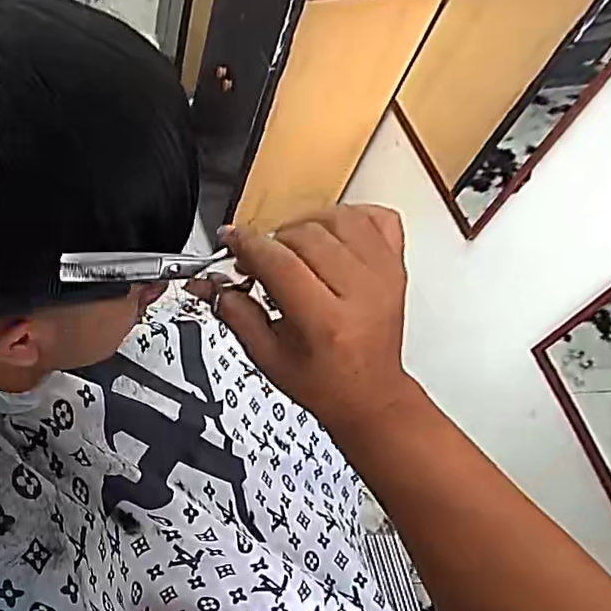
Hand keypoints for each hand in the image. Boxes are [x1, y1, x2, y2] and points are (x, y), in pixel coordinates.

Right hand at [197, 206, 419, 436]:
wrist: (367, 393)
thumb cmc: (323, 383)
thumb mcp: (267, 356)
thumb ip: (237, 314)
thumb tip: (212, 283)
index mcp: (326, 323)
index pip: (281, 263)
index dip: (249, 245)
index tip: (232, 241)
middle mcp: (361, 293)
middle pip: (307, 235)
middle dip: (271, 240)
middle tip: (255, 259)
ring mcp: (384, 276)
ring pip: (339, 217)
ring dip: (304, 225)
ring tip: (289, 248)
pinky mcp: (397, 265)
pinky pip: (376, 217)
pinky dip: (348, 217)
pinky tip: (330, 236)